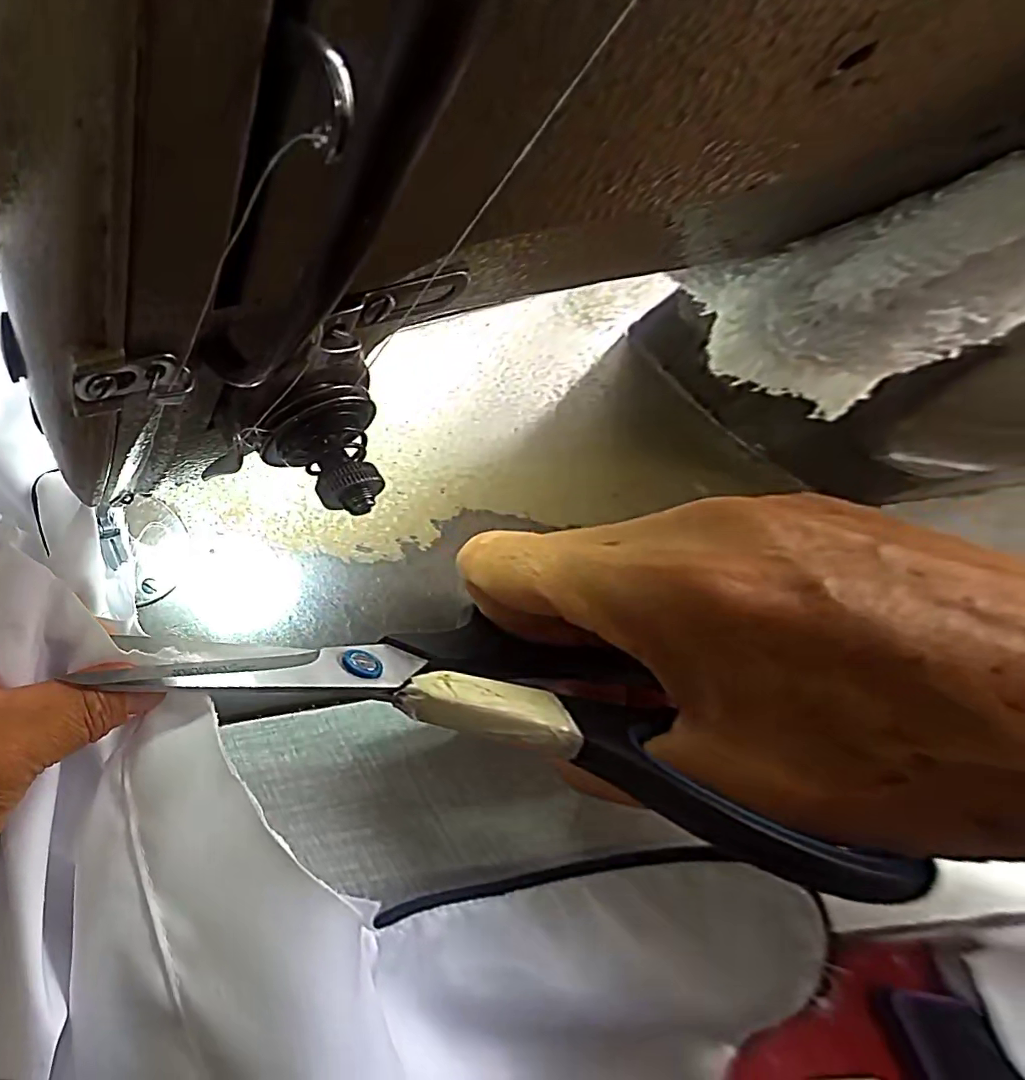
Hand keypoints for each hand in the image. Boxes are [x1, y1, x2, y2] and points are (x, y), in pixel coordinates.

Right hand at [457, 493, 1024, 857]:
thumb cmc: (912, 756)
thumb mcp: (722, 778)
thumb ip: (597, 753)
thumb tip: (548, 735)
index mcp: (655, 584)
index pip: (493, 564)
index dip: (498, 619)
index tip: (549, 667)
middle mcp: (689, 526)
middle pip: (555, 556)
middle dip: (566, 621)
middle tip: (632, 685)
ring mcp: (746, 509)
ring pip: (620, 550)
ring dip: (629, 606)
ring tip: (710, 669)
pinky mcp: (797, 509)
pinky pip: (688, 542)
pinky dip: (687, 590)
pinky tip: (768, 643)